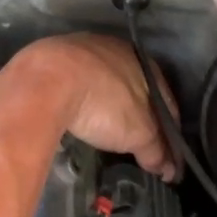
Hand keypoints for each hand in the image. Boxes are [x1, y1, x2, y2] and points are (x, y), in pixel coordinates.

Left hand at [3, 33, 179, 180]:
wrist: (47, 79)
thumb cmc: (102, 102)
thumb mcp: (138, 132)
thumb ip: (157, 149)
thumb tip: (169, 168)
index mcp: (143, 62)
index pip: (167, 101)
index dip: (169, 130)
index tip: (168, 154)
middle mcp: (118, 48)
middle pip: (136, 88)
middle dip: (140, 115)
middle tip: (139, 143)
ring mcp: (86, 48)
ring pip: (106, 81)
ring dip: (110, 104)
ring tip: (109, 130)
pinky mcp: (58, 56)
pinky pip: (81, 80)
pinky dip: (85, 97)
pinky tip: (81, 112)